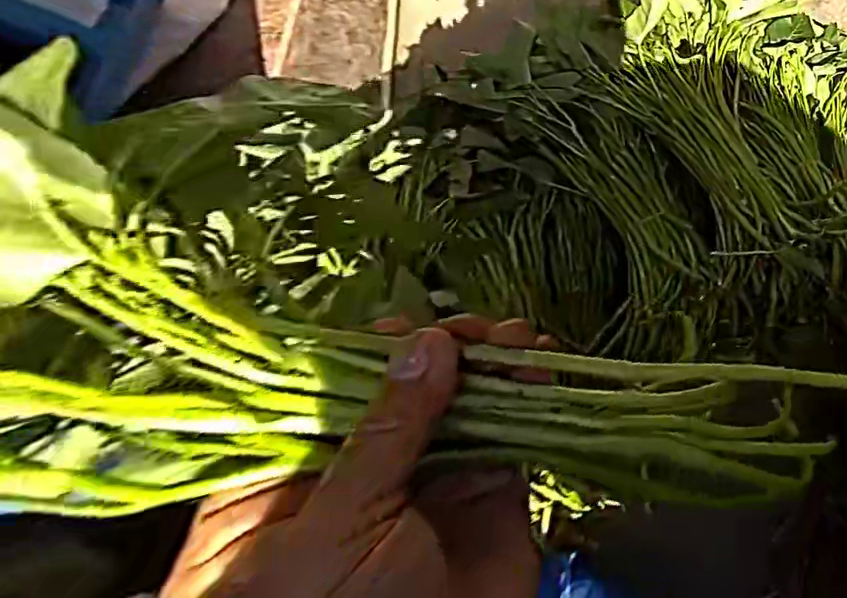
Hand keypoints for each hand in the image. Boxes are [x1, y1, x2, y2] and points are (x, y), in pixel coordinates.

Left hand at [160, 316, 555, 597]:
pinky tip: (541, 368)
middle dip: (446, 354)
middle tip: (476, 332)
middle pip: (408, 393)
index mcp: (290, 491)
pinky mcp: (493, 488)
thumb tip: (426, 344)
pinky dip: (533, 393)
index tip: (406, 327)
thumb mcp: (331, 534)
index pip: (327, 402)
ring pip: (466, 402)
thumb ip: (384, 434)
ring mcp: (433, 481)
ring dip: (496, 364)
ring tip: (517, 341)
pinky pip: (514, 428)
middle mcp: (365, 477)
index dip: (367, 358)